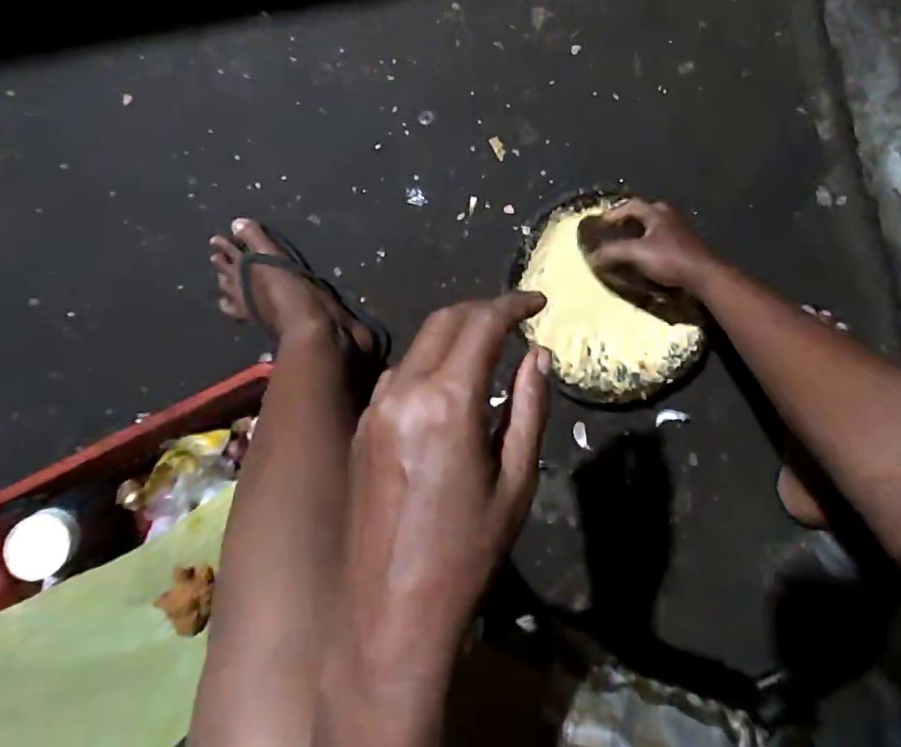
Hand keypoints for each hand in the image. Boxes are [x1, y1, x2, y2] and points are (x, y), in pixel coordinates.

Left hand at [324, 293, 550, 725]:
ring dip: (453, 333)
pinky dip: (427, 362)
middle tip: (516, 318)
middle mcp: (402, 389)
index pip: (480, 325)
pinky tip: (448, 385)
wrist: (390, 600)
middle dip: (482, 309)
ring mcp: (375, 404)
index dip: (511, 304)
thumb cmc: (466, 550)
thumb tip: (537, 356)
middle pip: (443, 321)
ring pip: (417, 344)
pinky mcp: (362, 422)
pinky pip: (397, 373)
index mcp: (446, 402)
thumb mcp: (515, 482)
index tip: (538, 301)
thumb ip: (527, 409)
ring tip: (488, 347)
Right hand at [584, 197, 723, 290]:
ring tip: (630, 243)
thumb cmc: (669, 258)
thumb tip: (592, 257)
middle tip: (619, 227)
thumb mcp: (635, 253)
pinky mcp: (688, 249)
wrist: (705, 276)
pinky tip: (647, 256)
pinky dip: (653, 244)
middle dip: (633, 217)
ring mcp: (682, 234)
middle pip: (649, 211)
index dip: (614, 212)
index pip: (632, 205)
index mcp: (657, 214)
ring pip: (659, 226)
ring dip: (644, 231)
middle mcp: (670, 219)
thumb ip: (612, 252)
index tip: (601, 224)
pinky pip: (666, 240)